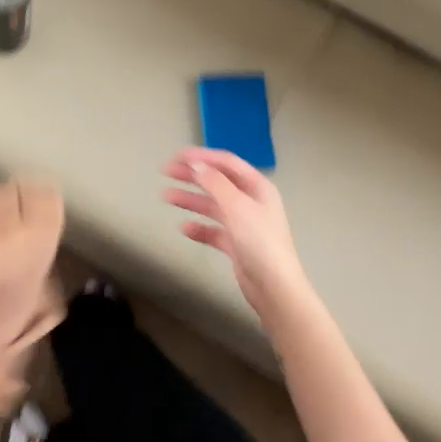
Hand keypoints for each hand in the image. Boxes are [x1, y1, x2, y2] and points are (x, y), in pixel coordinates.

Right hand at [163, 148, 312, 324]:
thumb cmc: (258, 241)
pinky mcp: (237, 245)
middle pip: (218, 182)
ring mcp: (244, 224)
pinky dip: (200, 228)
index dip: (203, 156)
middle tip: (167, 171)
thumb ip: (214, 182)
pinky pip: (214, 231)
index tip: (178, 155)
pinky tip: (185, 228)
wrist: (274, 286)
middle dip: (193, 176)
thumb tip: (196, 164)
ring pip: (213, 206)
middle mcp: (251, 202)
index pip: (227, 163)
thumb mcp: (236, 206)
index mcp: (257, 187)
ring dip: (191, 200)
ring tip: (166, 196)